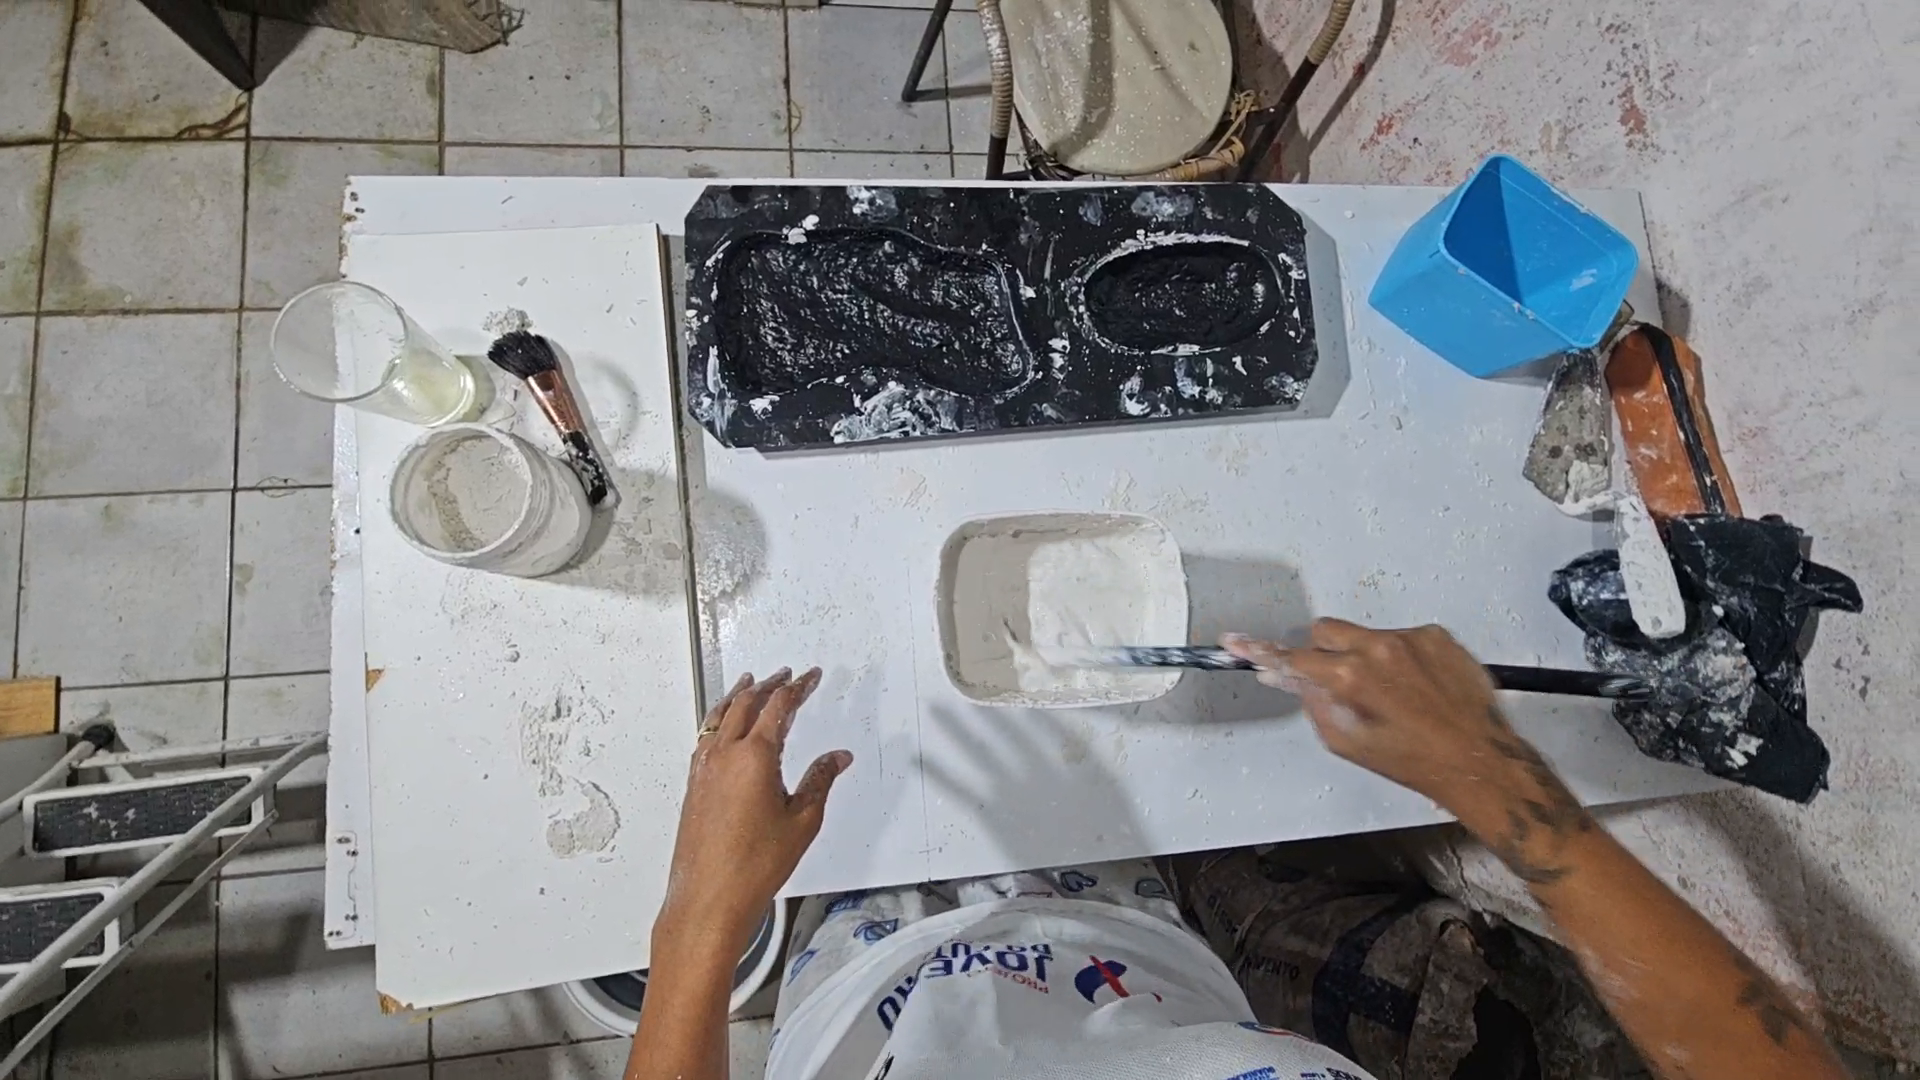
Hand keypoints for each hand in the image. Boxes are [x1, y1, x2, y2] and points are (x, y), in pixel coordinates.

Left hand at [656, 669, 852, 960]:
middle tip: (786, 675)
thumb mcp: (802, 821)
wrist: (707, 901)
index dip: (798, 687)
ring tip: (748, 683)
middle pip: (746, 703)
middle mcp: (724, 755)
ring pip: (720, 716)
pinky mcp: (694, 785)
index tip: (811, 677)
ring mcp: (704, 769)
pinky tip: (721, 725)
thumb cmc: (752, 867)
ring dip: (739, 695)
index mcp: (754, 756)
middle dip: (769, 684)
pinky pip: (706, 736)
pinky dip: (718, 718)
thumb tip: (837, 758)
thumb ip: (820, 781)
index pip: (779, 706)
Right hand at [1220, 620, 1565, 821]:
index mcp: (1351, 676)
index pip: (1293, 657)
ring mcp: (1411, 638)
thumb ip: (1311, 702)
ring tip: (1390, 691)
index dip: (1261, 652)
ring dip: (1363, 655)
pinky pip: (1400, 636)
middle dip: (1323, 653)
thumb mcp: (1346, 741)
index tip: (1234, 641)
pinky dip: (1398, 656)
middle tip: (1338, 682)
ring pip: (1363, 633)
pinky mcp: (1438, 636)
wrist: (1482, 763)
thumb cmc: (1411, 760)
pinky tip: (1416, 685)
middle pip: (1324, 631)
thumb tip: (1287, 676)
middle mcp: (1379, 647)